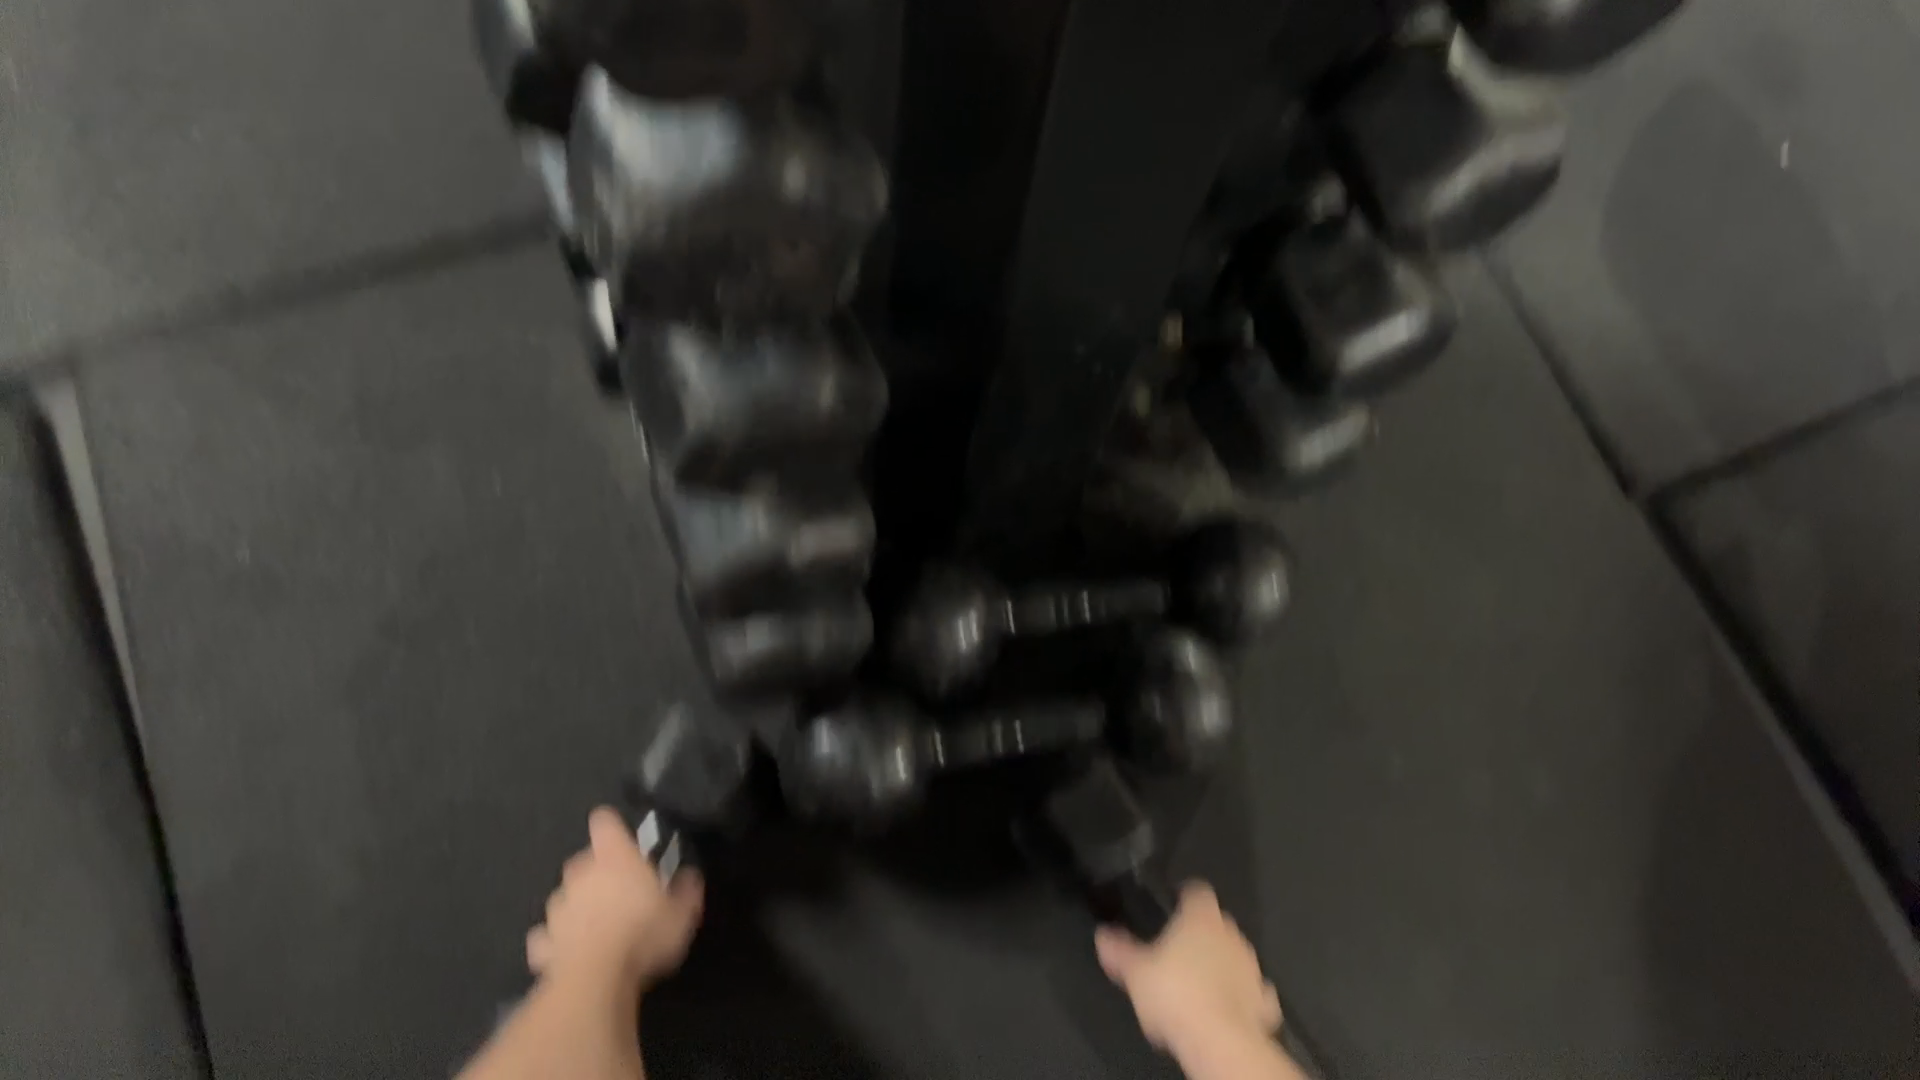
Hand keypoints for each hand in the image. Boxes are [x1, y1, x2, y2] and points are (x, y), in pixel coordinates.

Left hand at [525, 807, 705, 994]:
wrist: (594, 981)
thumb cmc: (643, 935)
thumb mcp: (683, 914)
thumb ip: (686, 890)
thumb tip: (690, 876)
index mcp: (615, 858)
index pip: (605, 823)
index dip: (612, 826)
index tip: (622, 837)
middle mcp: (581, 875)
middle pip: (584, 859)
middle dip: (597, 871)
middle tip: (620, 891)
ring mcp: (558, 908)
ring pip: (565, 896)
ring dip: (578, 904)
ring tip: (598, 925)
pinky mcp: (542, 943)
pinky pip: (547, 935)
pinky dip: (556, 940)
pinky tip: (571, 951)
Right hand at [1095, 883, 1283, 1054]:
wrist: (1219, 1043)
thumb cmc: (1174, 995)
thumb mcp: (1135, 972)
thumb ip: (1119, 950)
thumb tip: (1102, 935)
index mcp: (1200, 918)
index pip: (1196, 890)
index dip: (1185, 895)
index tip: (1174, 905)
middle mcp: (1230, 935)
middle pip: (1217, 922)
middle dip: (1201, 933)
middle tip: (1177, 951)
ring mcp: (1251, 967)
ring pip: (1235, 955)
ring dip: (1222, 964)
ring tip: (1198, 985)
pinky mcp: (1264, 1001)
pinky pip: (1252, 991)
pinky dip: (1241, 996)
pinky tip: (1225, 1009)